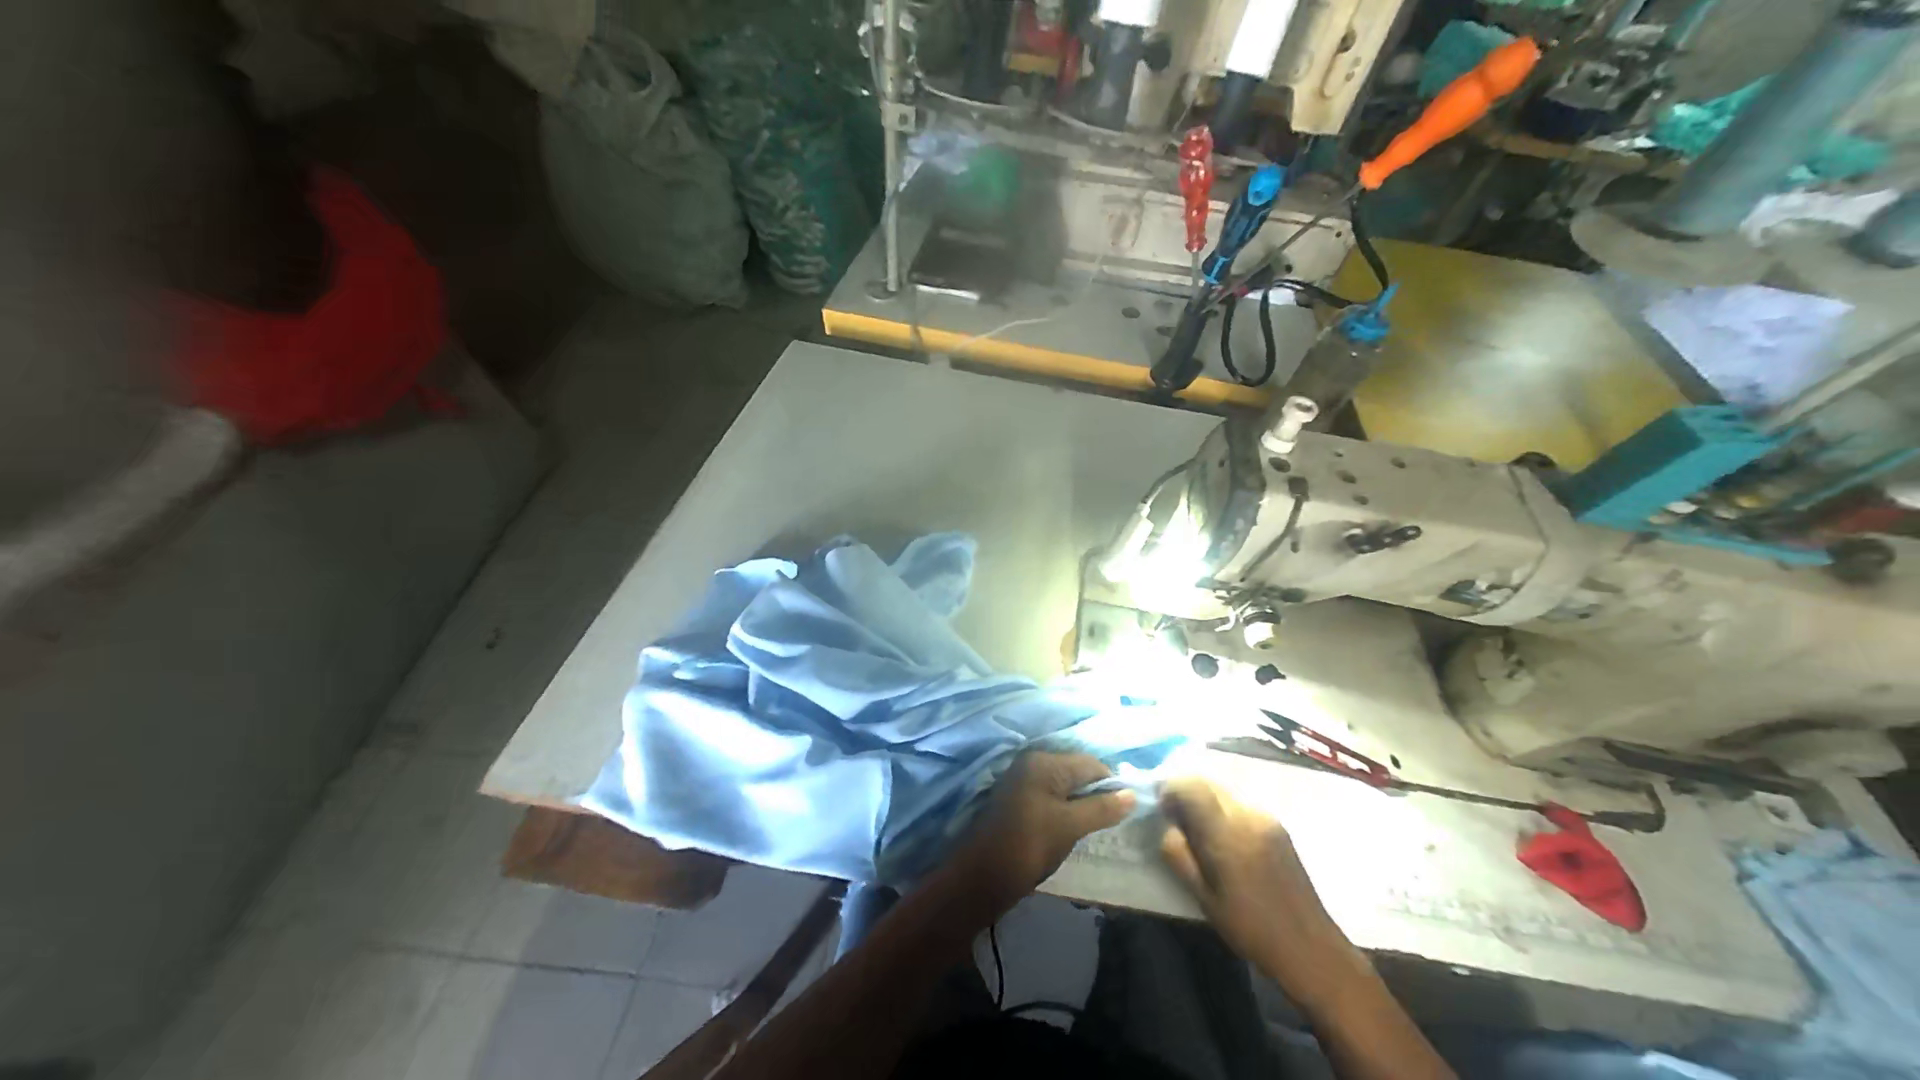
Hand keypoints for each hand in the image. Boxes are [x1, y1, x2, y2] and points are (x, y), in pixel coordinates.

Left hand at [946, 751, 1135, 916]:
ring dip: (1083, 807)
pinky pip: (1053, 801)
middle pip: (1078, 774)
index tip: (1128, 811)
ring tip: (1099, 831)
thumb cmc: (1028, 845)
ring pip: (1066, 789)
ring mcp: (1024, 784)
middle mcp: (1032, 765)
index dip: (1112, 785)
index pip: (1090, 764)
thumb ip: (1101, 808)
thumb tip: (1132, 794)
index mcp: (1043, 762)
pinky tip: (1077, 833)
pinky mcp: (1020, 804)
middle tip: (1116, 823)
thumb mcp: (1069, 826)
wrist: (981, 877)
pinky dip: (1067, 813)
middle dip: (1098, 796)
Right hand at [1159, 775, 1371, 1010]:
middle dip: (1185, 792)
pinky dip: (1222, 811)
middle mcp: (1249, 815)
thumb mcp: (1204, 897)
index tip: (1159, 808)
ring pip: (1224, 792)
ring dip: (1204, 801)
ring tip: (1197, 831)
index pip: (1191, 786)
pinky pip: (1240, 805)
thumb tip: (1167, 826)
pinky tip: (1223, 840)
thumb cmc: (1251, 929)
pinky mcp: (1278, 827)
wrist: (1311, 949)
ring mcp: (1267, 818)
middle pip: (1208, 783)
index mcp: (1228, 833)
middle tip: (1173, 817)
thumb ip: (1179, 855)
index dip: (1169, 789)